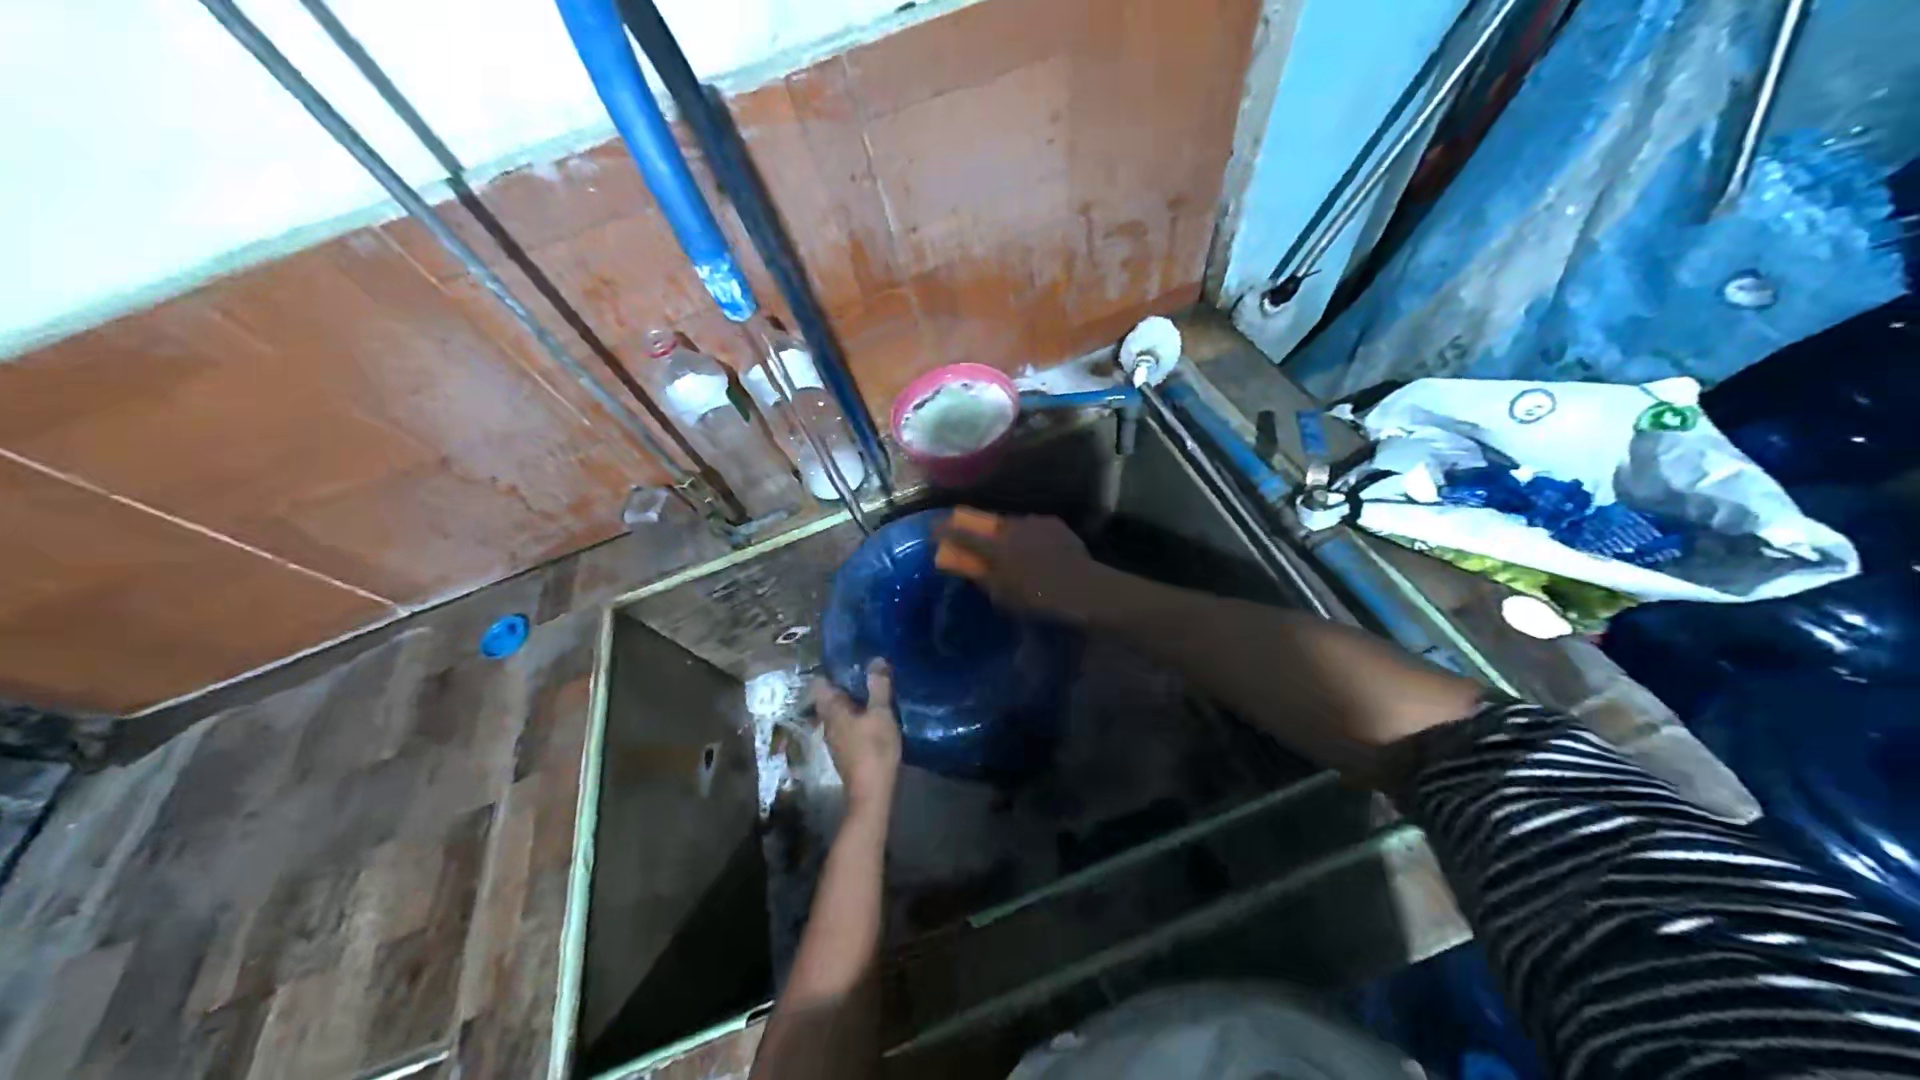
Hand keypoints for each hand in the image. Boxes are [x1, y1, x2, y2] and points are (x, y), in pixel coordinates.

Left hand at [812, 660, 901, 811]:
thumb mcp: (881, 713)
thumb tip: (876, 659)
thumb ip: (879, 686)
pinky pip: (847, 726)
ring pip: (839, 713)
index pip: (822, 684)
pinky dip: (857, 718)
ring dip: (852, 703)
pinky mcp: (846, 752)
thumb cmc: (874, 748)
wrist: (871, 792)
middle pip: (830, 698)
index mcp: (832, 710)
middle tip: (865, 673)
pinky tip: (873, 717)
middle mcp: (828, 723)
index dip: (832, 671)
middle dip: (845, 686)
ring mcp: (835, 739)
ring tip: (872, 692)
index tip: (849, 660)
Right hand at [934, 509, 1109, 621]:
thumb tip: (971, 569)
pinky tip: (1037, 548)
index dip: (945, 531)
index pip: (962, 533)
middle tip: (979, 542)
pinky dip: (1031, 535)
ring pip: (1014, 524)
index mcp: (994, 546)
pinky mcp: (1055, 524)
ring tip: (1013, 547)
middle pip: (989, 525)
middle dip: (981, 531)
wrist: (1082, 588)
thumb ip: (983, 579)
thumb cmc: (1039, 598)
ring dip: (1009, 533)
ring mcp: (1035, 522)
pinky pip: (1035, 527)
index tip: (935, 530)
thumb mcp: (1003, 596)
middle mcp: (1012, 527)